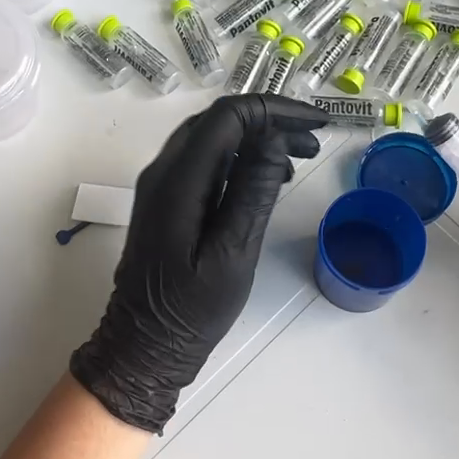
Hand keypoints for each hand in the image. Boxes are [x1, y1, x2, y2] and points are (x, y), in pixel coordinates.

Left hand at [71, 94, 327, 432]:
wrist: (143, 347)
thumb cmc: (190, 310)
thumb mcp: (232, 254)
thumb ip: (252, 192)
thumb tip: (274, 138)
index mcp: (178, 179)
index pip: (228, 117)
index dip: (275, 111)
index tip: (316, 126)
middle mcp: (164, 171)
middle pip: (219, 121)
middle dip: (270, 121)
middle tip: (313, 143)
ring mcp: (161, 185)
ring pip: (213, 139)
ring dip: (257, 139)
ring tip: (299, 159)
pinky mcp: (167, 201)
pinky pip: (206, 161)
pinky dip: (240, 158)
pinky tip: (267, 179)